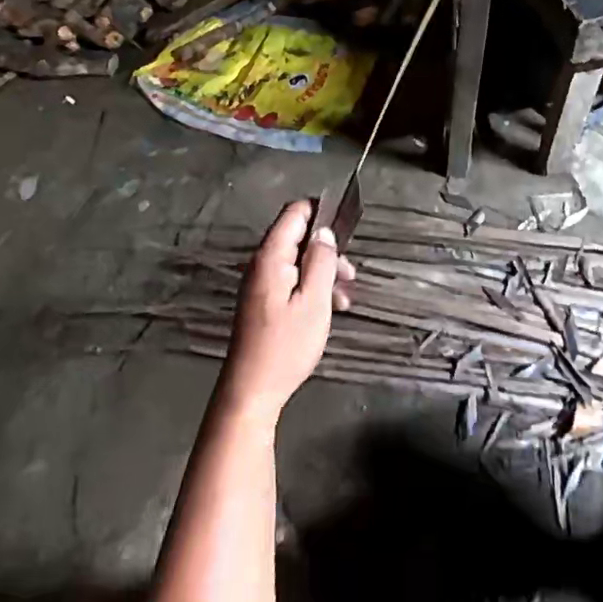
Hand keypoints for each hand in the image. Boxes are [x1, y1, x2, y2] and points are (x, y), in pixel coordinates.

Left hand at [217, 200, 354, 426]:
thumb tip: (325, 233)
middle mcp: (261, 264)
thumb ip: (321, 261)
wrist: (252, 390)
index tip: (346, 224)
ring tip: (344, 298)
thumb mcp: (314, 301)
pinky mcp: (263, 301)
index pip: (294, 213)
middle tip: (350, 273)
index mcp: (271, 257)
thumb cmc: (286, 345)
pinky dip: (312, 287)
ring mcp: (260, 283)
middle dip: (327, 249)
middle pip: (298, 237)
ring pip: (298, 261)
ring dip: (323, 272)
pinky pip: (292, 280)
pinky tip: (329, 308)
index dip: (321, 211)